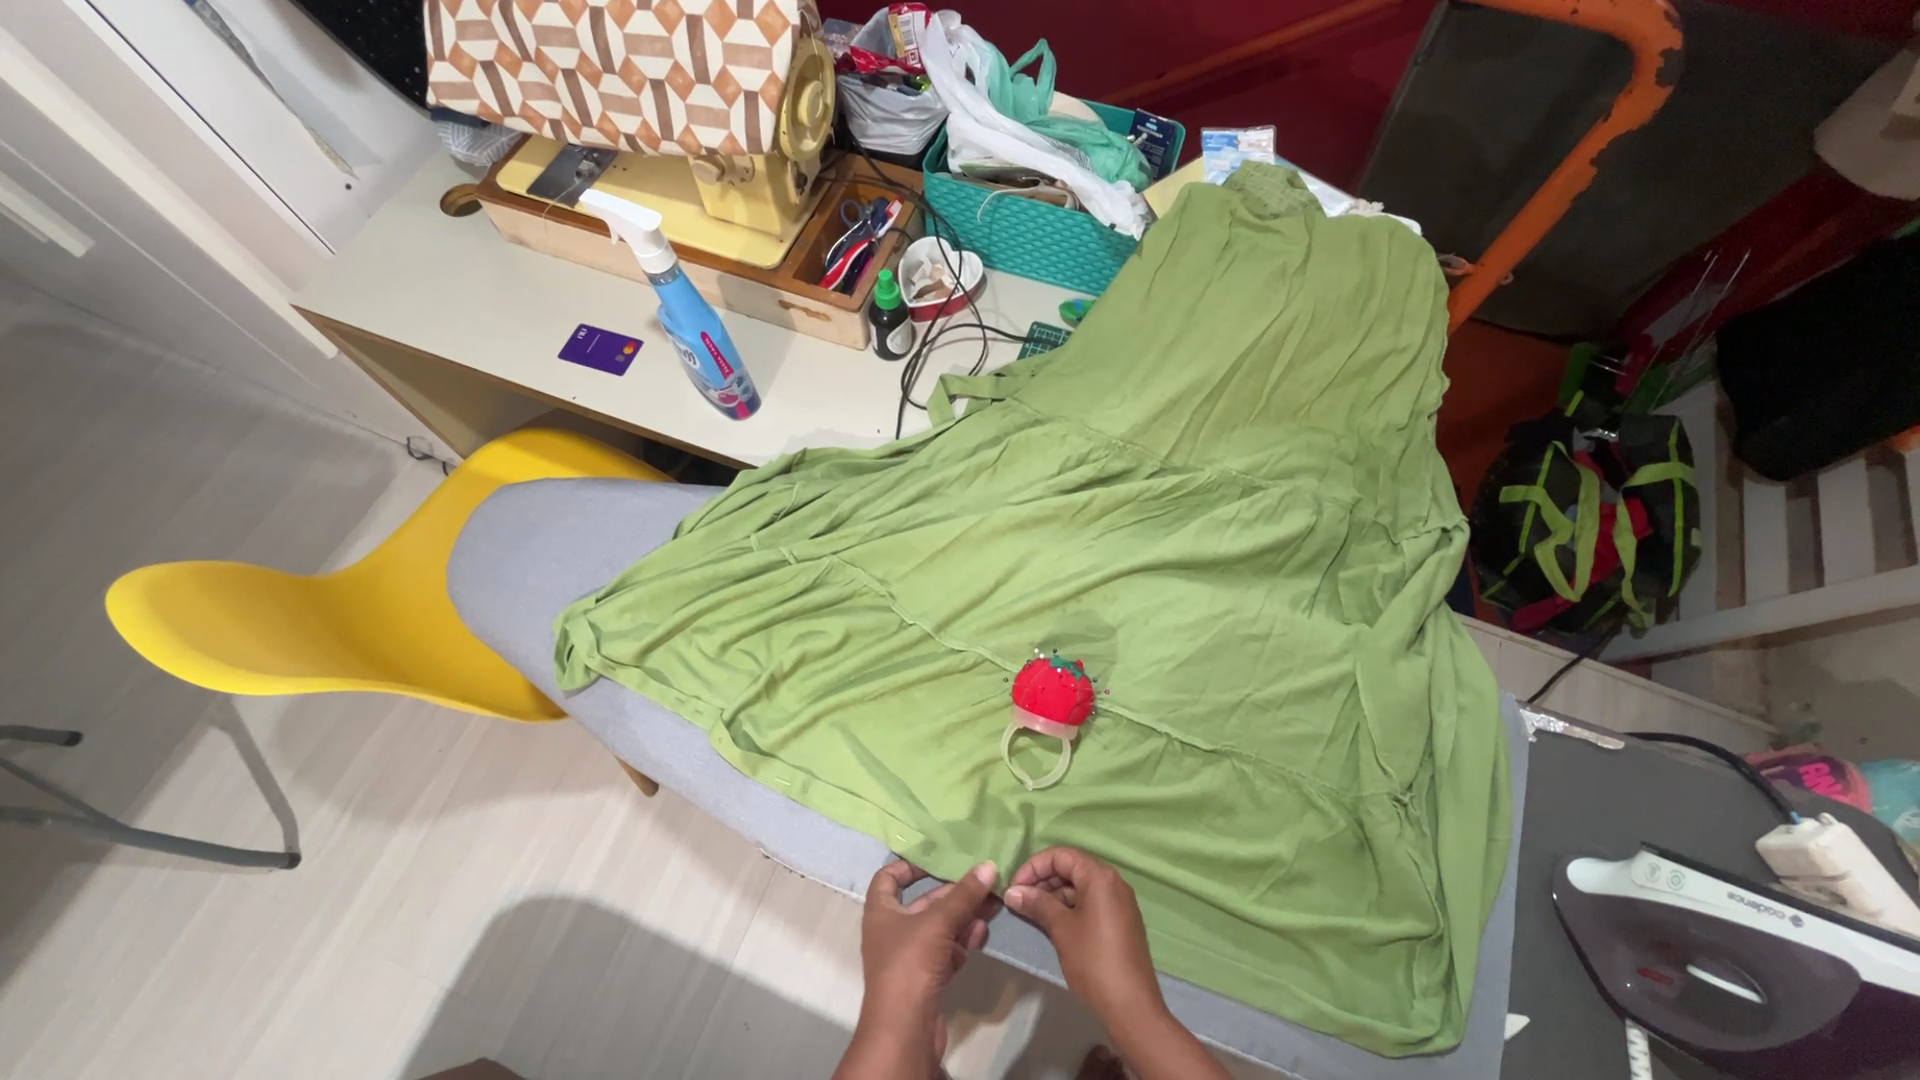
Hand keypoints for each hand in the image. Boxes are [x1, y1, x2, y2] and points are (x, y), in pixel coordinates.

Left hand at [834, 859, 999, 1079]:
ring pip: (940, 928)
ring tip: (992, 906)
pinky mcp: (926, 979)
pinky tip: (980, 934)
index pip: (888, 878)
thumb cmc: (910, 964)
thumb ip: (964, 895)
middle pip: (924, 903)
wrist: (905, 1029)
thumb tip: (987, 866)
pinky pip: (946, 951)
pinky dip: (962, 942)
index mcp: (881, 911)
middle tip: (985, 882)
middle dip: (954, 894)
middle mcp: (892, 931)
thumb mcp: (937, 922)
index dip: (909, 866)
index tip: (937, 860)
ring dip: (964, 917)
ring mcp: (909, 957)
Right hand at [1004, 847, 1162, 1025]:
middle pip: (1071, 867)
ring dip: (1054, 894)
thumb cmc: (1093, 960)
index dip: (1034, 867)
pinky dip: (1070, 906)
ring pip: (1080, 886)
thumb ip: (1037, 904)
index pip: (1061, 855)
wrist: (1131, 1006)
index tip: (1015, 887)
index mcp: (1100, 876)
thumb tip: (1012, 892)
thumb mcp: (1061, 928)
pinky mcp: (1120, 920)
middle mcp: (1113, 882)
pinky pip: (1091, 901)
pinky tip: (1053, 922)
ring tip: (1032, 912)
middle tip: (1020, 899)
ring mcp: (1119, 902)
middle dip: (1043, 879)